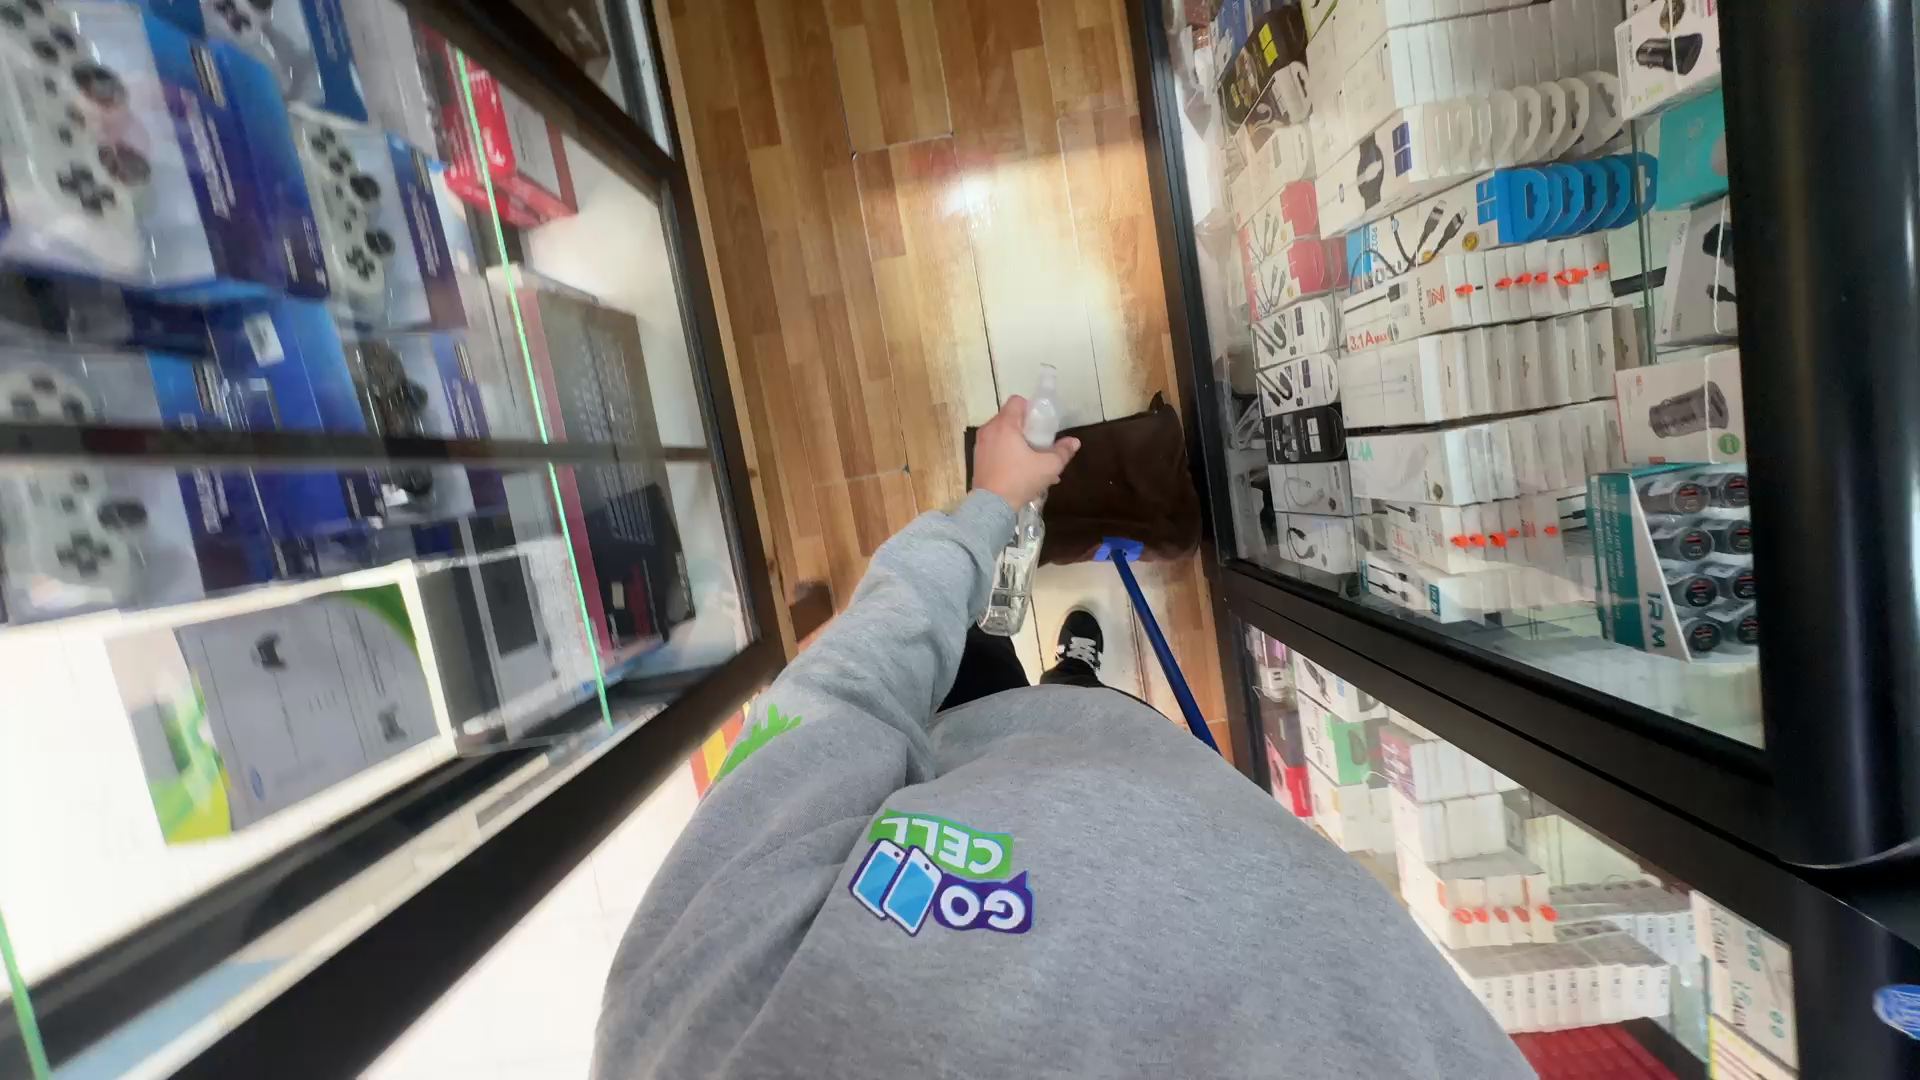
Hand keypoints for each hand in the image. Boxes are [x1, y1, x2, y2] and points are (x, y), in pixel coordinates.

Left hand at [972, 395, 1079, 508]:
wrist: (992, 506)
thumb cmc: (1020, 480)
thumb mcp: (1048, 466)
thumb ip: (1063, 451)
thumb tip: (1074, 442)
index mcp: (1005, 424)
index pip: (1017, 401)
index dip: (1032, 408)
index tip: (1041, 425)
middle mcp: (989, 429)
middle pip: (1010, 418)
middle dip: (1027, 428)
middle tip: (1040, 443)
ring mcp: (981, 444)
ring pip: (1003, 434)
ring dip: (1018, 442)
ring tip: (1033, 461)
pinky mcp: (978, 459)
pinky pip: (995, 448)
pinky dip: (1008, 453)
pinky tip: (1021, 471)